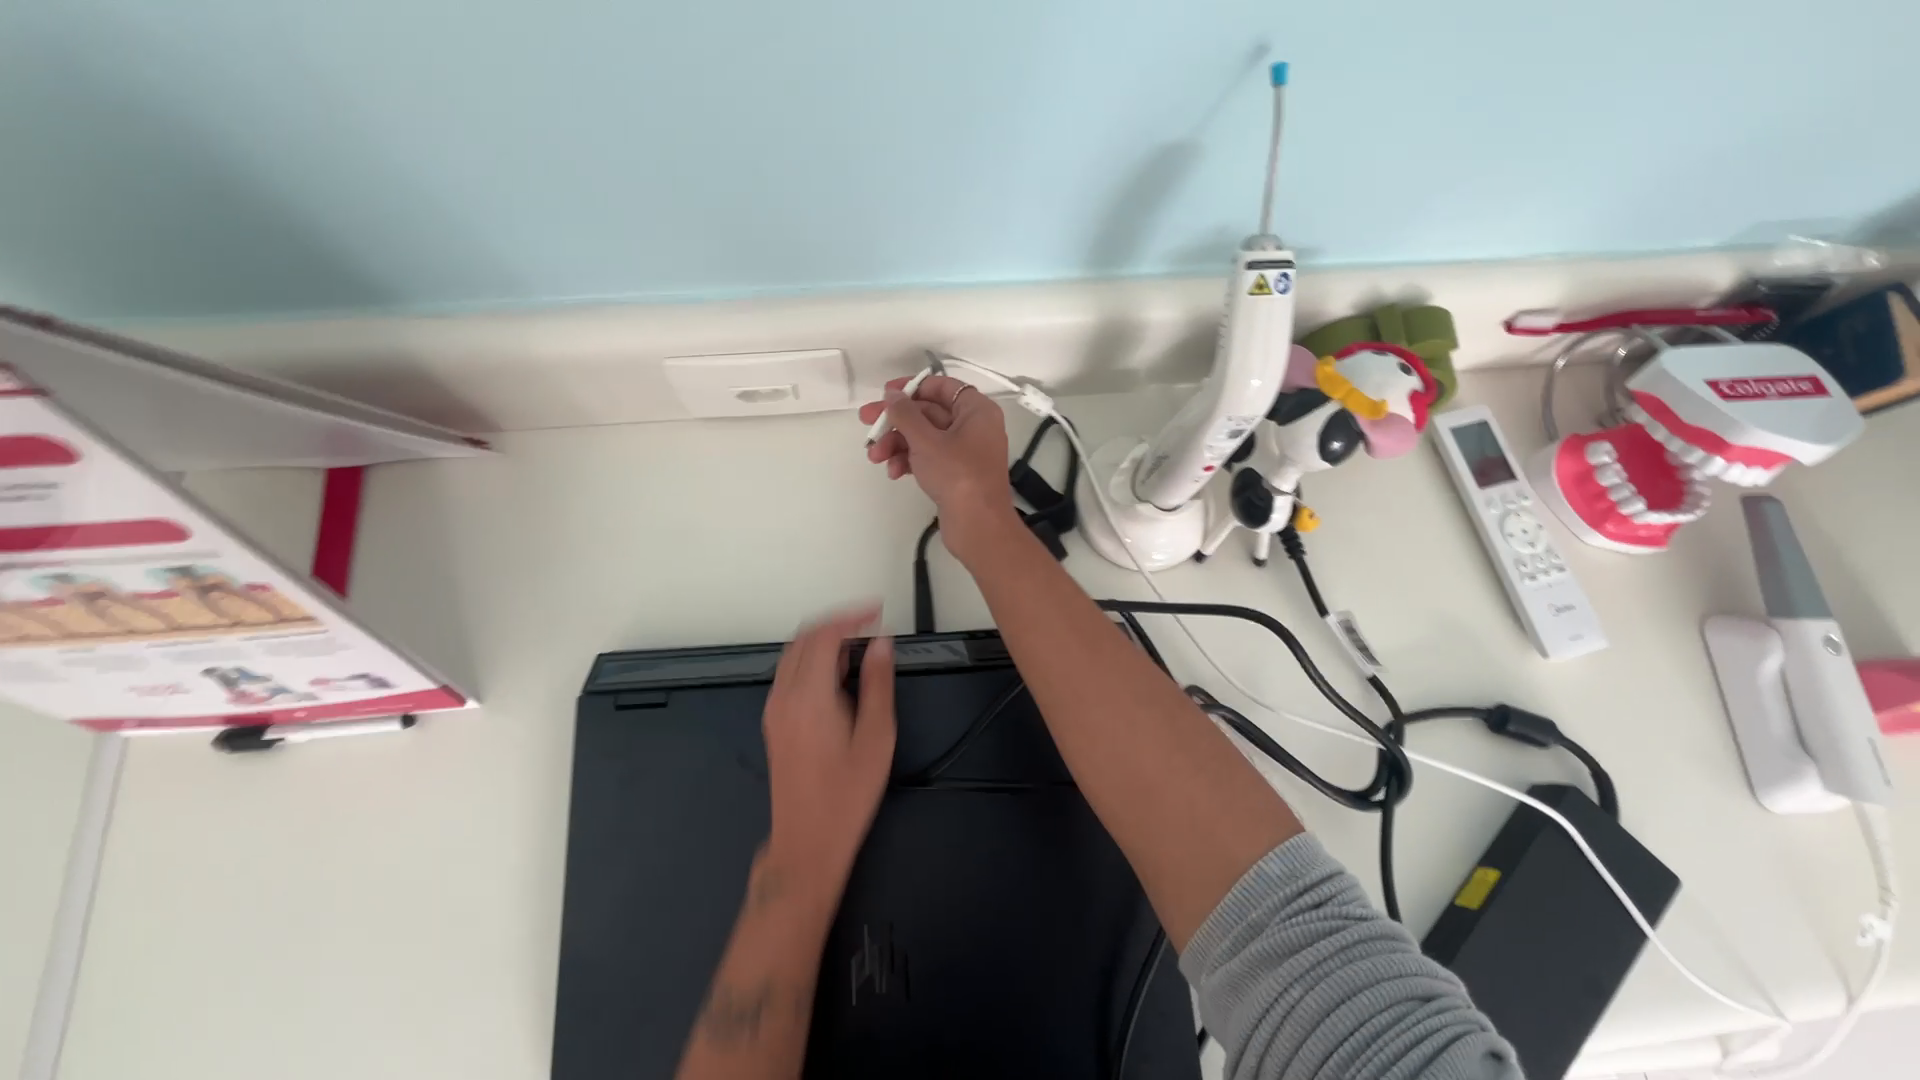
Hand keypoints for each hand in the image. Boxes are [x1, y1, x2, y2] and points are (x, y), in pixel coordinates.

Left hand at [762, 606, 896, 892]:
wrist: (807, 842)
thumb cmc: (846, 796)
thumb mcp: (876, 738)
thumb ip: (877, 684)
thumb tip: (880, 645)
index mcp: (810, 697)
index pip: (824, 635)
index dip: (852, 616)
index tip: (877, 611)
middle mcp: (784, 697)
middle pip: (804, 638)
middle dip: (837, 622)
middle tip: (870, 624)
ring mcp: (775, 710)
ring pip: (793, 654)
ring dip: (823, 640)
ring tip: (858, 646)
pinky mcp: (774, 722)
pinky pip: (789, 673)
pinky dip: (812, 660)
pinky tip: (838, 674)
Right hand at [859, 375, 1020, 558]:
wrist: (978, 525)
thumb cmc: (957, 474)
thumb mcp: (926, 440)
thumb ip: (905, 414)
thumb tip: (892, 395)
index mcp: (976, 410)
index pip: (942, 386)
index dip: (912, 387)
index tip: (886, 394)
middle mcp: (973, 427)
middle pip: (928, 413)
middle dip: (896, 422)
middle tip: (866, 423)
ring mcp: (964, 452)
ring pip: (924, 438)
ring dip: (897, 444)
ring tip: (875, 457)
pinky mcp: (955, 474)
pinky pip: (928, 458)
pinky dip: (910, 461)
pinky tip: (894, 472)